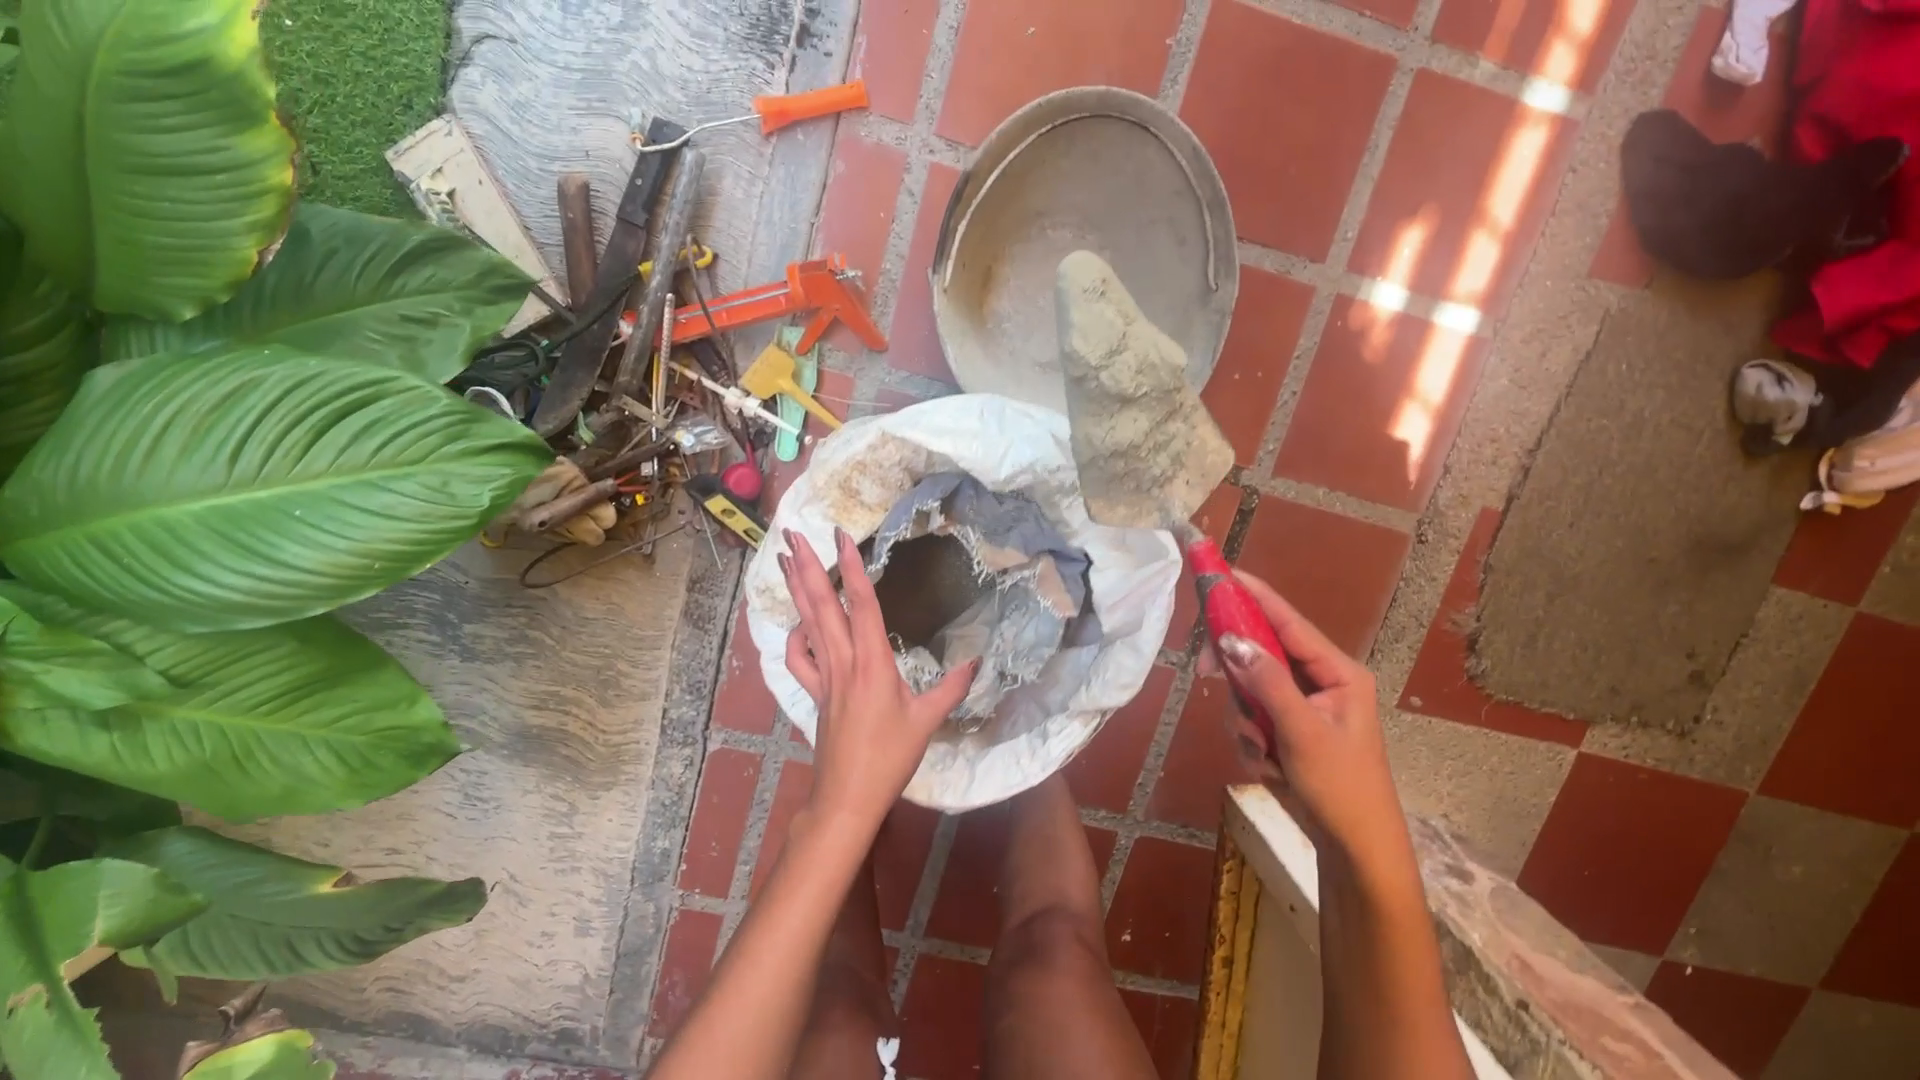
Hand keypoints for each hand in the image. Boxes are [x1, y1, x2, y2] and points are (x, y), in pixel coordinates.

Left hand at [779, 527, 975, 831]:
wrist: (848, 796)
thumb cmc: (890, 758)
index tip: (841, 536)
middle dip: (809, 566)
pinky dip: (795, 637)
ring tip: (786, 558)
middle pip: (822, 605)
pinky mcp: (814, 693)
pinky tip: (798, 625)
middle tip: (793, 533)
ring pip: (806, 624)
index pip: (862, 604)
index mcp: (873, 663)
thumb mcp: (928, 721)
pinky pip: (799, 659)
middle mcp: (844, 662)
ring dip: (796, 589)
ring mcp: (824, 677)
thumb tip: (976, 662)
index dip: (853, 567)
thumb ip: (952, 688)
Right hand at [1204, 571, 1406, 863]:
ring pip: (1251, 691)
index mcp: (1339, 673)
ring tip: (1264, 753)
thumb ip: (1266, 682)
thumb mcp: (1302, 732)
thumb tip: (1231, 639)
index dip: (1255, 596)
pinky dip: (1252, 741)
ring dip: (1247, 722)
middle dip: (1239, 677)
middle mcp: (1321, 683)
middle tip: (1205, 673)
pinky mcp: (1291, 731)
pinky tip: (1269, 767)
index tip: (1223, 574)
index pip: (1289, 622)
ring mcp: (1305, 708)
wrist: (1355, 847)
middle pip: (1262, 655)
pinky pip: (1254, 719)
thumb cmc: (1340, 787)